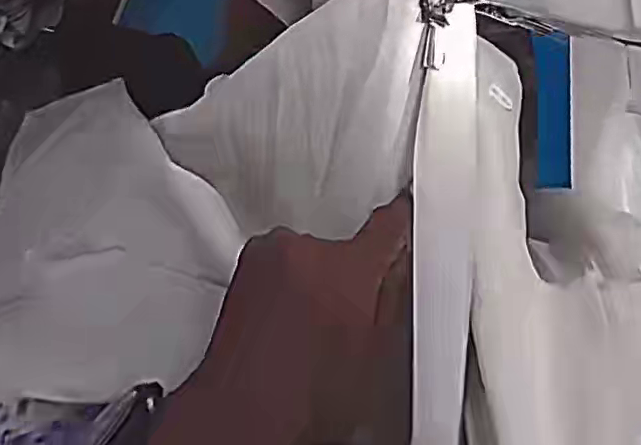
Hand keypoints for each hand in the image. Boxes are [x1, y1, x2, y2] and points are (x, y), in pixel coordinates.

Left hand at [152, 197, 411, 444]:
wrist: (236, 422)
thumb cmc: (300, 404)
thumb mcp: (373, 356)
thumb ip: (394, 297)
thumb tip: (399, 267)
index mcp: (352, 270)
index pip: (390, 224)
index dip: (401, 222)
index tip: (403, 218)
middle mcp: (310, 249)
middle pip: (345, 246)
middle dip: (348, 273)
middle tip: (342, 319)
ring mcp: (273, 251)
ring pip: (310, 252)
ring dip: (312, 276)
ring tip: (304, 330)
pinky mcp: (248, 260)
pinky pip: (279, 258)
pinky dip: (283, 280)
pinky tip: (281, 324)